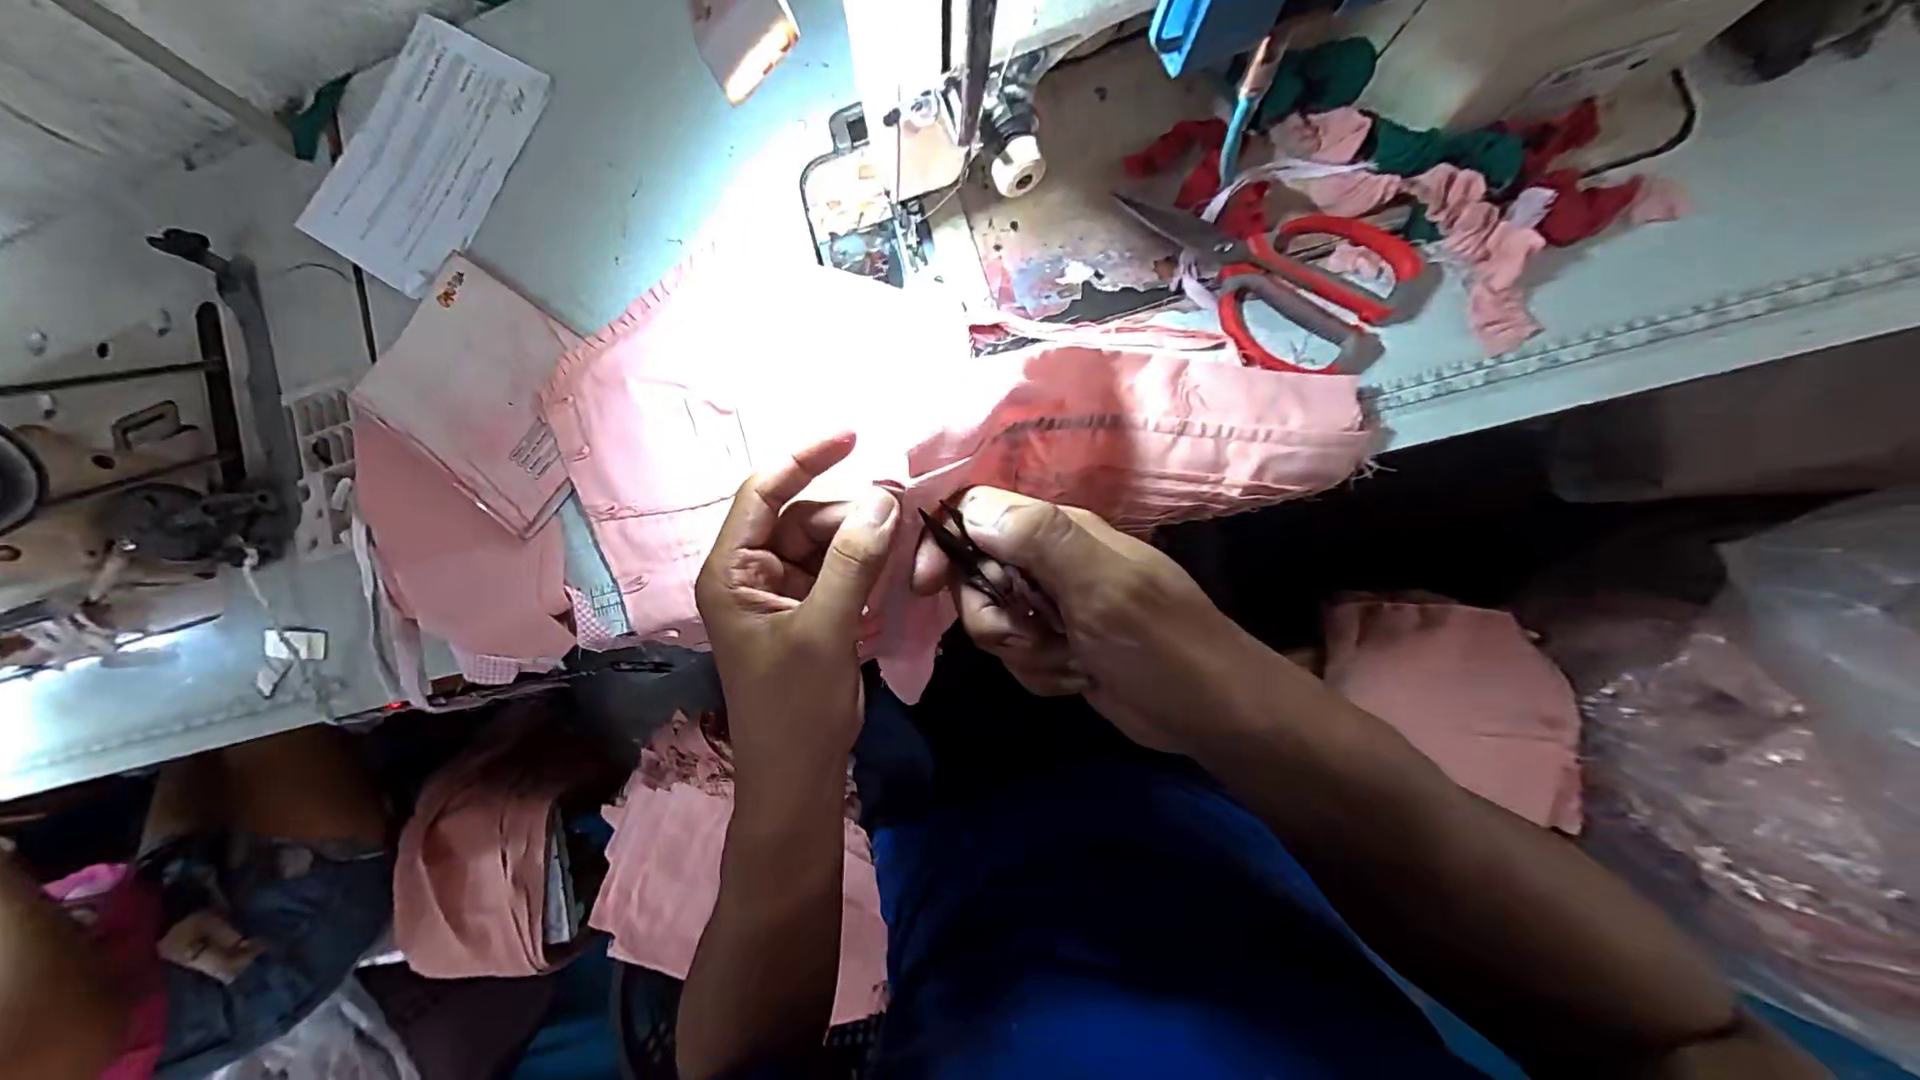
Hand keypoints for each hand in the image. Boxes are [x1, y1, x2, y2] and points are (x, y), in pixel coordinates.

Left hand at [696, 433, 899, 790]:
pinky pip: (837, 573)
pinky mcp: (807, 613)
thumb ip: (853, 561)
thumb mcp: (826, 629)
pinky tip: (890, 578)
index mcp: (732, 571)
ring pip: (826, 545)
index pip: (763, 493)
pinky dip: (863, 570)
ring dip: (862, 545)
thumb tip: (884, 497)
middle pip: (804, 519)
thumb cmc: (796, 708)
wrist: (799, 777)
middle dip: (850, 517)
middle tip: (901, 520)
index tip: (853, 436)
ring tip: (901, 554)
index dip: (804, 458)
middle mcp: (751, 574)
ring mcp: (780, 594)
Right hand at [912, 487, 1262, 754]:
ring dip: (1024, 652)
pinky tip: (1078, 677)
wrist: (1209, 715)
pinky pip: (1016, 655)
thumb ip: (1042, 542)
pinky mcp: (1056, 643)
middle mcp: (1050, 561)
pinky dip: (1040, 672)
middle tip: (1034, 635)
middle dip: (993, 617)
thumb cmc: (1163, 645)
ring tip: (1071, 660)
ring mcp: (1052, 605)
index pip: (978, 513)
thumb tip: (974, 511)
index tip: (926, 586)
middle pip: (974, 576)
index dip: (944, 543)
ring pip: (992, 622)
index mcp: (1060, 530)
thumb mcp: (1105, 588)